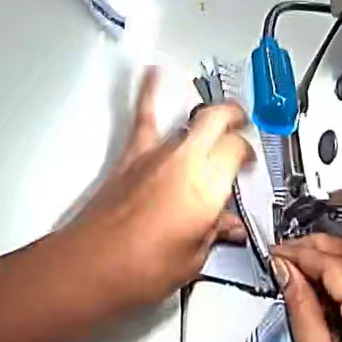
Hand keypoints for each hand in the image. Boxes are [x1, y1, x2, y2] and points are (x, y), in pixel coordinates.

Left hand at [64, 66, 253, 313]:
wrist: (94, 264)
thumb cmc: (140, 268)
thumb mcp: (193, 258)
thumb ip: (213, 232)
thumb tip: (224, 226)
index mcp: (208, 186)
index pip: (238, 150)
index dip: (247, 153)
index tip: (248, 161)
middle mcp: (184, 161)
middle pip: (217, 121)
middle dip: (234, 118)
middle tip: (242, 124)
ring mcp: (156, 153)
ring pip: (188, 119)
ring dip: (204, 115)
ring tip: (216, 112)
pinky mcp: (132, 154)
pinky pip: (144, 115)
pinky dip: (148, 91)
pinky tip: (152, 73)